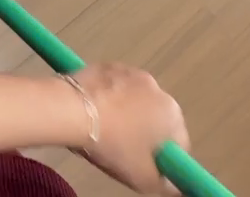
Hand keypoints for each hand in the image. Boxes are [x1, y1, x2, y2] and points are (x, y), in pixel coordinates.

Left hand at [70, 64, 188, 194]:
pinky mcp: (105, 63)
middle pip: (157, 117)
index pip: (179, 143)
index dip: (165, 159)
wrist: (70, 108)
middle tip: (126, 148)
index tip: (147, 165)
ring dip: (128, 112)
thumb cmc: (113, 144)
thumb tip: (174, 185)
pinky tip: (95, 109)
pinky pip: (114, 85)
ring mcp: (128, 70)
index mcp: (171, 112)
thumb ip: (166, 185)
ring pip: (135, 99)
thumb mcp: (143, 179)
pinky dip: (110, 96)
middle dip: (146, 132)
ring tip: (107, 127)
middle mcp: (155, 85)